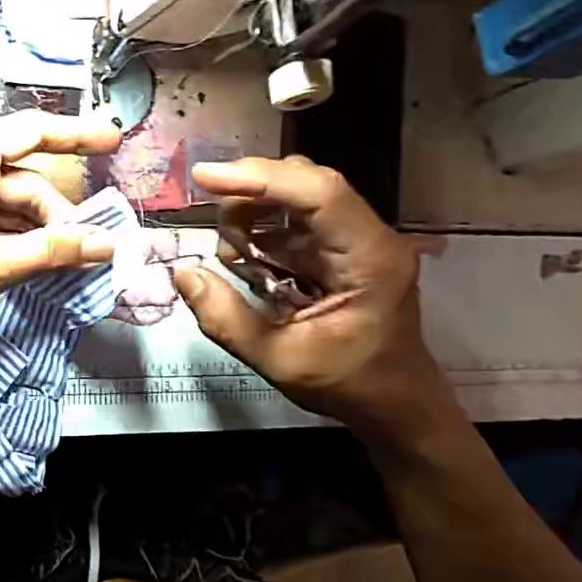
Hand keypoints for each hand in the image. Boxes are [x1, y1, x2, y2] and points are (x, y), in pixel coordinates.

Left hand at [0, 111, 121, 379]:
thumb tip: (106, 244)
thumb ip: (52, 252)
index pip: (32, 131)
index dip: (78, 135)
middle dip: (59, 217)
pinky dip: (19, 243)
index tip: (115, 137)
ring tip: (65, 268)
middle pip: (28, 180)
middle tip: (92, 251)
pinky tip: (39, 267)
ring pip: (14, 207)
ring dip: (40, 236)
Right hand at [174, 156, 446, 433]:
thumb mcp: (281, 362)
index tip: (205, 178)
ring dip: (256, 213)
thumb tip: (184, 275)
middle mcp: (370, 236)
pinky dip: (265, 232)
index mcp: (370, 259)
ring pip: (301, 197)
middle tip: (214, 222)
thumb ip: (228, 320)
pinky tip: (248, 259)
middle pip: (308, 184)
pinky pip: (299, 223)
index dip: (260, 178)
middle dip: (252, 193)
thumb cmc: (349, 385)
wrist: (396, 404)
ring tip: (233, 253)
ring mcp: (358, 240)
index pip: (319, 194)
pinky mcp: (343, 250)